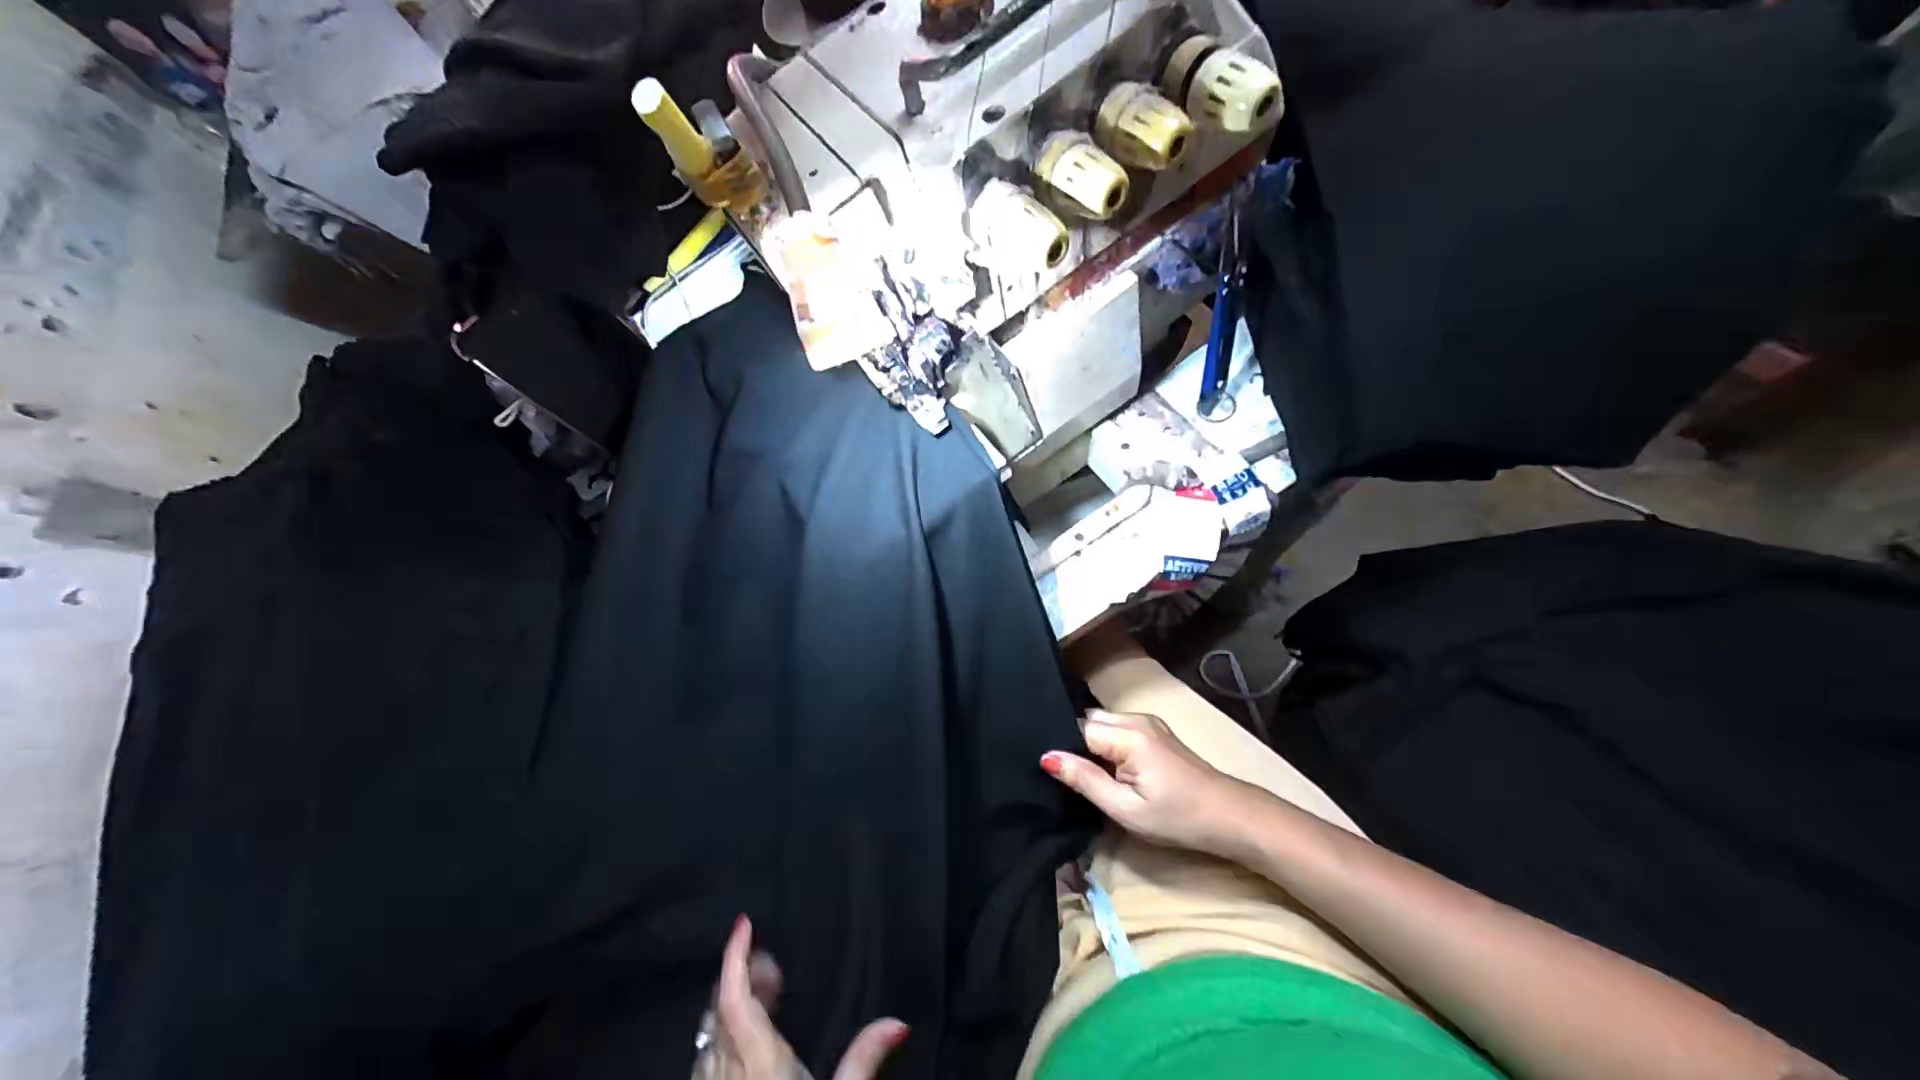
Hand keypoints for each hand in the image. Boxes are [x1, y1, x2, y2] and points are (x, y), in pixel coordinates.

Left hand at [694, 916, 908, 1079]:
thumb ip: (864, 1060)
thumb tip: (898, 1021)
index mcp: (758, 1067)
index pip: (734, 999)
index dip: (735, 957)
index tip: (744, 924)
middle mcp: (725, 1078)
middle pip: (720, 1011)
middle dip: (743, 977)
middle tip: (775, 965)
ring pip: (709, 1039)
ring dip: (732, 1009)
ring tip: (766, 998)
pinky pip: (707, 1065)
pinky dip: (724, 1040)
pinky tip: (746, 1047)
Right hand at [1041, 710, 1259, 858]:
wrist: (1228, 816)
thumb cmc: (1177, 818)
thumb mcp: (1125, 809)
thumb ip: (1085, 780)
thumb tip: (1047, 757)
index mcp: (1128, 735)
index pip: (1077, 728)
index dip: (1060, 746)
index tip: (1048, 769)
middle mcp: (1135, 718)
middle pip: (1088, 719)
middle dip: (1072, 741)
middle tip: (1064, 774)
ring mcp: (1147, 721)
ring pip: (1102, 722)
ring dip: (1089, 743)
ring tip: (1083, 773)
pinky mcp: (1154, 730)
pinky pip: (1116, 727)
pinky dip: (1105, 742)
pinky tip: (1106, 768)